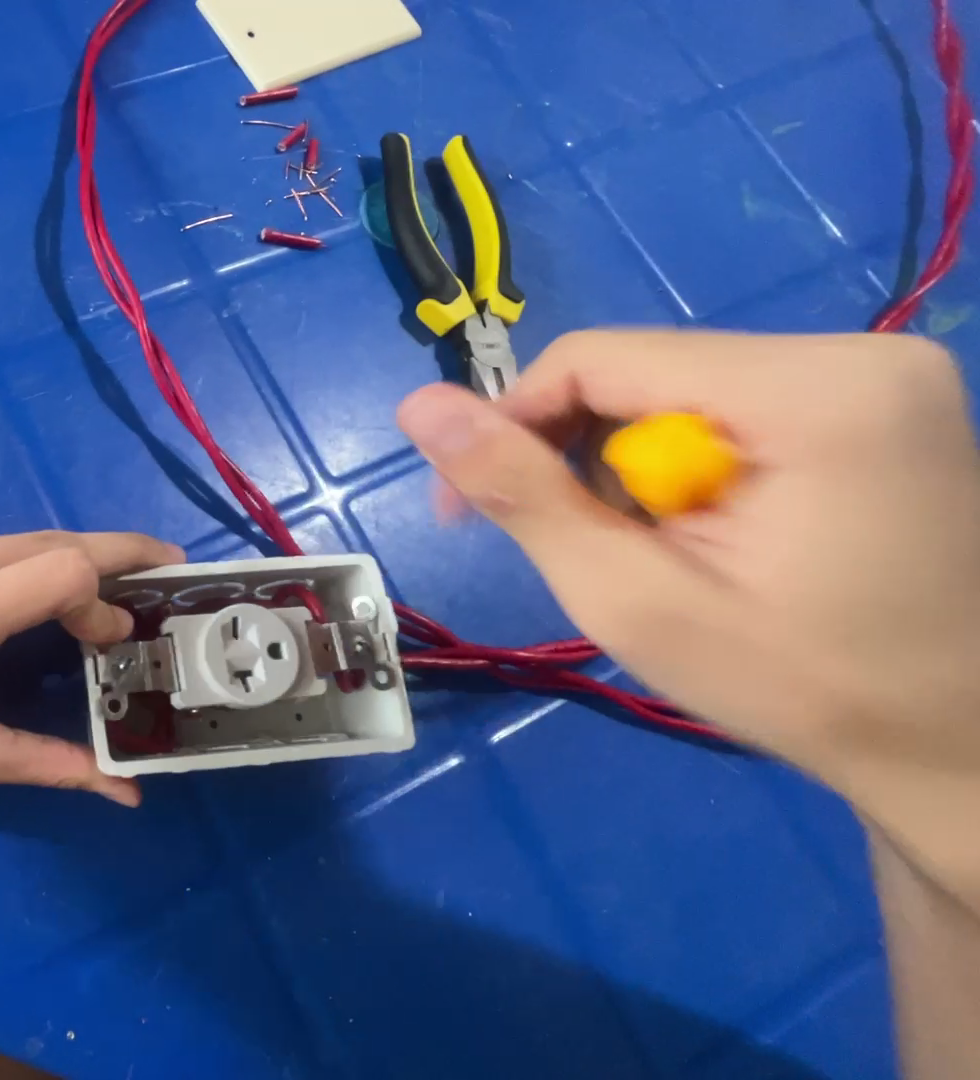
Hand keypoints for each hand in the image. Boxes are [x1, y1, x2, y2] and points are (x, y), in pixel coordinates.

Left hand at [0, 528, 182, 807]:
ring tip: (95, 603)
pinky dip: (26, 564)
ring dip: (68, 563)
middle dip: (114, 557)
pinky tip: (29, 599)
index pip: (60, 570)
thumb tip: (120, 789)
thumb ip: (39, 764)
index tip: (118, 638)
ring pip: (21, 538)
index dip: (106, 597)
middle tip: (158, 581)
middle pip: (52, 540)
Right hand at [395, 330, 979, 902]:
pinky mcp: (864, 406)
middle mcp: (850, 355)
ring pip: (660, 393)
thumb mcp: (626, 593)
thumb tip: (417, 406)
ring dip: (609, 470)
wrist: (962, 745)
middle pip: (630, 374)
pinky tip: (674, 531)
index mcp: (809, 390)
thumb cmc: (795, 682)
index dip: (508, 427)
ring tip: (621, 550)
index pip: (591, 360)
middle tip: (548, 545)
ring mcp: (866, 378)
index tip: (466, 511)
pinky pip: (709, 411)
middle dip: (561, 457)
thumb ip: (520, 492)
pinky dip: (662, 469)